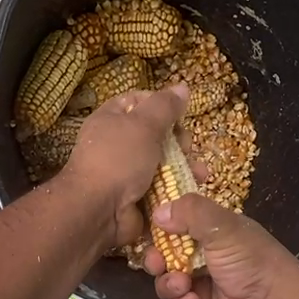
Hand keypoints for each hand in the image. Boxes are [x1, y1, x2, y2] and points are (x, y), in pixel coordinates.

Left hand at [57, 84, 188, 249]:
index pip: (138, 103)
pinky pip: (160, 190)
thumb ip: (165, 106)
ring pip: (162, 165)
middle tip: (188, 150)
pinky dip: (175, 191)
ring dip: (184, 169)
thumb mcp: (144, 124)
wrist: (98, 211)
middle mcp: (116, 145)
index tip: (180, 116)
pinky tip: (189, 193)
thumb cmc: (118, 159)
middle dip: (178, 142)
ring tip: (200, 174)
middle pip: (155, 136)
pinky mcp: (135, 199)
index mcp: (111, 120)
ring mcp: (125, 174)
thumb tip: (182, 86)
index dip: (161, 106)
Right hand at [144, 194, 298, 298]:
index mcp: (210, 233)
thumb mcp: (223, 227)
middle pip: (164, 256)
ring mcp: (198, 285)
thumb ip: (191, 213)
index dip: (161, 228)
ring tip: (183, 285)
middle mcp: (201, 257)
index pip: (176, 225)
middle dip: (156, 259)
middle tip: (158, 263)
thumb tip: (158, 213)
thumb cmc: (249, 259)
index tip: (150, 230)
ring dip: (169, 284)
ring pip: (166, 282)